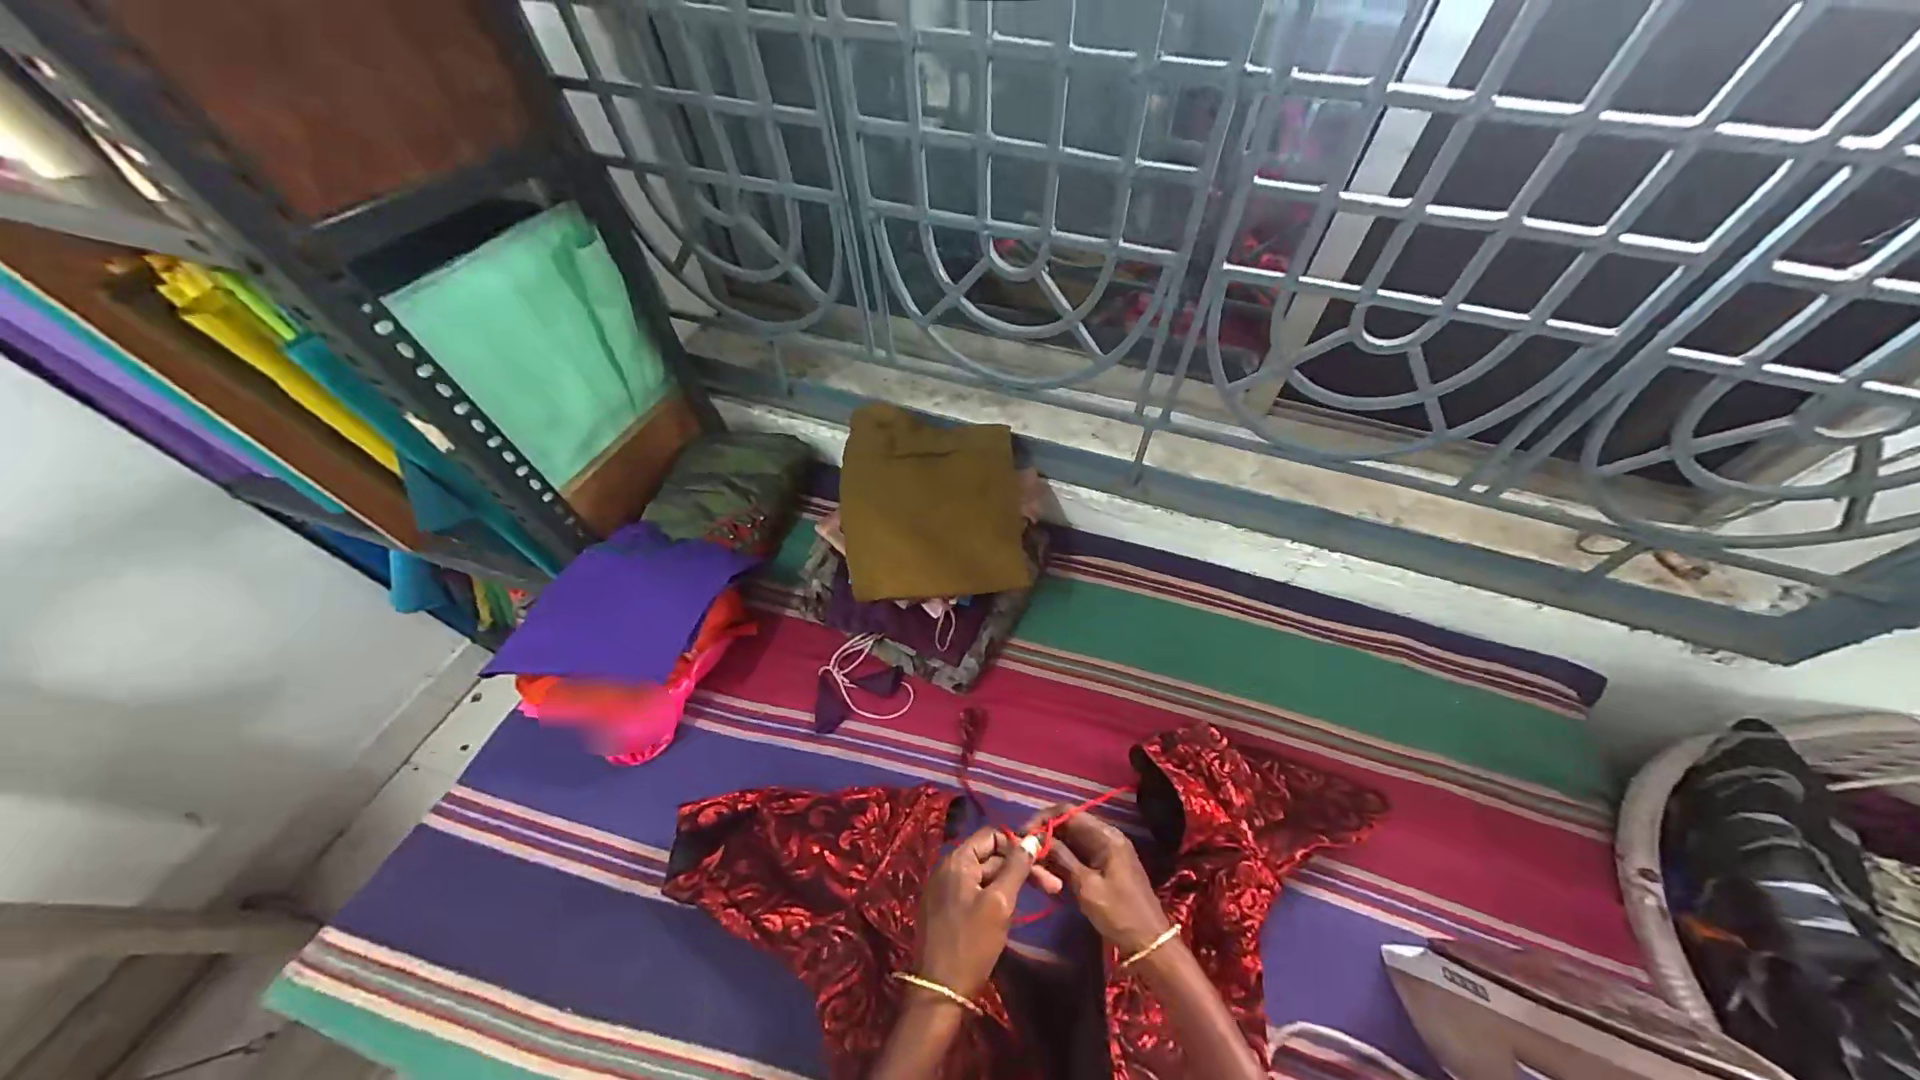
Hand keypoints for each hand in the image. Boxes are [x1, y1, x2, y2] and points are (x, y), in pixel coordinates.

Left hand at [915, 826, 1033, 998]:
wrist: (940, 991)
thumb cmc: (972, 943)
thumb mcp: (999, 903)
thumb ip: (1016, 868)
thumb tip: (1032, 838)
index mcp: (956, 860)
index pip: (991, 836)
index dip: (1018, 845)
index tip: (1042, 862)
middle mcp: (947, 867)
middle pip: (990, 856)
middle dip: (1021, 867)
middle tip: (1053, 886)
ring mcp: (945, 889)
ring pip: (985, 875)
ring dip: (1012, 882)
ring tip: (1042, 895)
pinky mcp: (947, 908)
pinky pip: (976, 890)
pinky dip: (996, 894)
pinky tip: (1014, 908)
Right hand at [1023, 808, 1170, 953]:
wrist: (1150, 944)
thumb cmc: (1119, 914)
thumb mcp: (1086, 886)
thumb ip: (1062, 858)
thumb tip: (1036, 839)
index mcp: (1106, 836)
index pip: (1068, 812)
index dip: (1043, 819)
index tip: (1022, 835)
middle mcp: (1106, 837)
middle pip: (1068, 825)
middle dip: (1045, 836)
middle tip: (1025, 854)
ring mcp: (1106, 852)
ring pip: (1071, 841)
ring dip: (1052, 852)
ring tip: (1034, 869)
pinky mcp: (1105, 867)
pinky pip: (1078, 856)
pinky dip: (1062, 863)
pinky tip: (1049, 877)